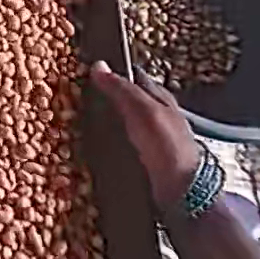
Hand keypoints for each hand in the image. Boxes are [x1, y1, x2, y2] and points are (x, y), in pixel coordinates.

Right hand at [89, 60, 200, 213]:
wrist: (181, 192)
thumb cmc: (167, 147)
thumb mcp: (142, 110)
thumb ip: (121, 89)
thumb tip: (98, 66)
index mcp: (160, 98)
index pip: (133, 76)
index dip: (113, 71)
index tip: (89, 71)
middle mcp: (156, 115)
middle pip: (126, 99)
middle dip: (105, 96)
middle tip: (78, 95)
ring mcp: (150, 138)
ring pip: (121, 120)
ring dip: (104, 119)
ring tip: (80, 118)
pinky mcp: (143, 157)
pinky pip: (119, 141)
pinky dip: (107, 140)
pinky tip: (95, 142)